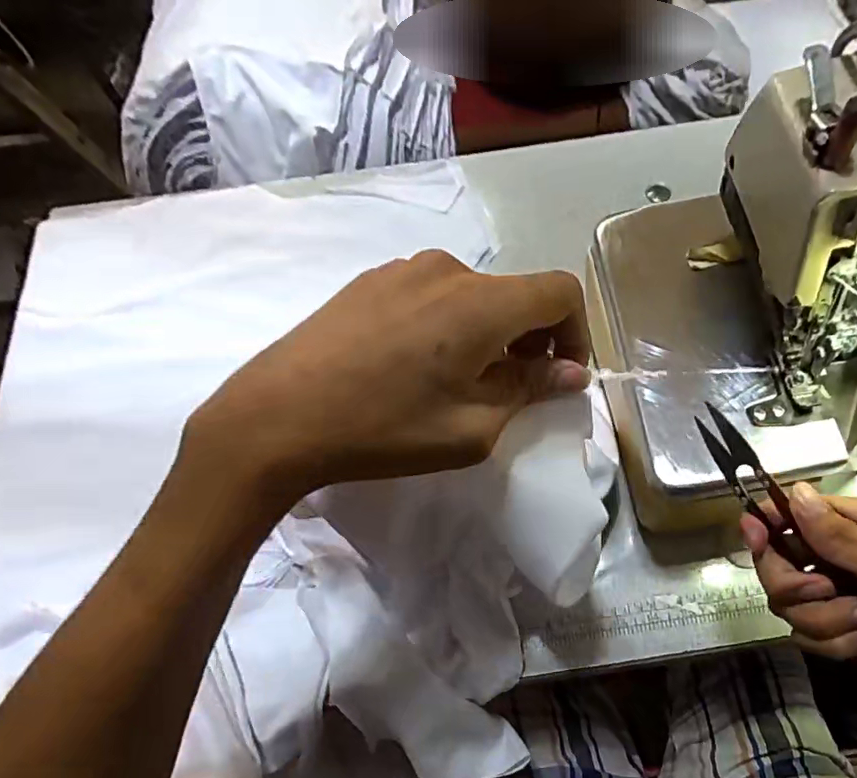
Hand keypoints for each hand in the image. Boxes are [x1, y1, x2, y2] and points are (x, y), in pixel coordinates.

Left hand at [179, 250, 590, 503]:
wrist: (280, 416)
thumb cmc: (386, 429)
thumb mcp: (472, 428)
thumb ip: (528, 390)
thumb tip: (569, 372)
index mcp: (482, 303)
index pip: (560, 292)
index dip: (576, 333)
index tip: (560, 376)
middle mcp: (448, 270)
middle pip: (516, 293)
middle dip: (531, 340)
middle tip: (513, 391)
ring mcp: (403, 268)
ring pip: (473, 295)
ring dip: (488, 333)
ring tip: (459, 382)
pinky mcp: (370, 281)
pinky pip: (432, 295)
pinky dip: (449, 325)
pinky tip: (417, 367)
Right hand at [743, 485, 856, 705]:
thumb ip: (838, 534)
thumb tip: (795, 491)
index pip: (797, 512)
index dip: (769, 523)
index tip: (753, 538)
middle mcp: (843, 555)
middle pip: (780, 562)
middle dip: (796, 585)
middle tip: (828, 593)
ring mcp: (840, 593)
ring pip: (789, 602)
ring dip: (823, 620)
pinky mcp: (840, 627)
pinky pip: (805, 632)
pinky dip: (831, 643)